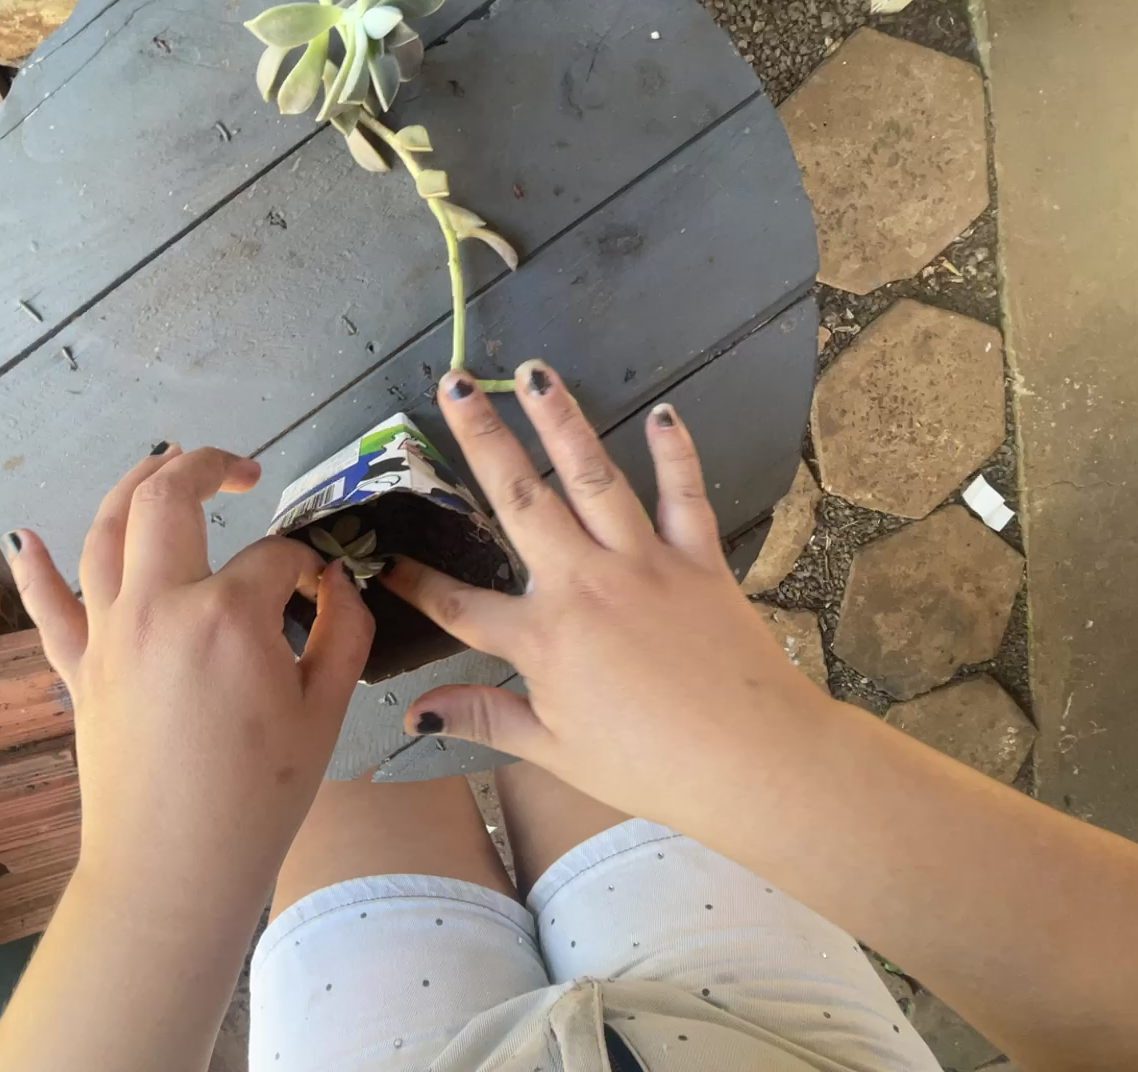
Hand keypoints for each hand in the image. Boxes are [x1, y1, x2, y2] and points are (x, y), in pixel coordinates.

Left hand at [5, 445, 373, 876]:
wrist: (175, 871)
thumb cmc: (261, 794)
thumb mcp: (326, 708)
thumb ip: (346, 628)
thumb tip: (336, 581)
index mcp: (227, 615)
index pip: (276, 558)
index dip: (308, 566)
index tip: (322, 588)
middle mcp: (158, 605)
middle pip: (169, 499)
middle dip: (208, 466)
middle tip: (243, 469)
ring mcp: (108, 633)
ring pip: (105, 531)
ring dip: (133, 484)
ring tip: (163, 462)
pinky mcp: (80, 668)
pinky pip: (46, 606)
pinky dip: (34, 566)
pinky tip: (24, 535)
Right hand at [381, 362, 834, 826]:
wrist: (754, 764)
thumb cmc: (649, 765)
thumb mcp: (554, 750)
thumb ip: (482, 719)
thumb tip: (416, 715)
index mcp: (543, 638)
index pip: (459, 604)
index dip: (415, 582)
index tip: (384, 555)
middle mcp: (583, 583)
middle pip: (519, 500)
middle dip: (479, 439)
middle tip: (453, 387)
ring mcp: (642, 563)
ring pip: (592, 477)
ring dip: (561, 421)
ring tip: (533, 373)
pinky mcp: (697, 558)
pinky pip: (684, 493)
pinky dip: (675, 451)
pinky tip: (661, 412)